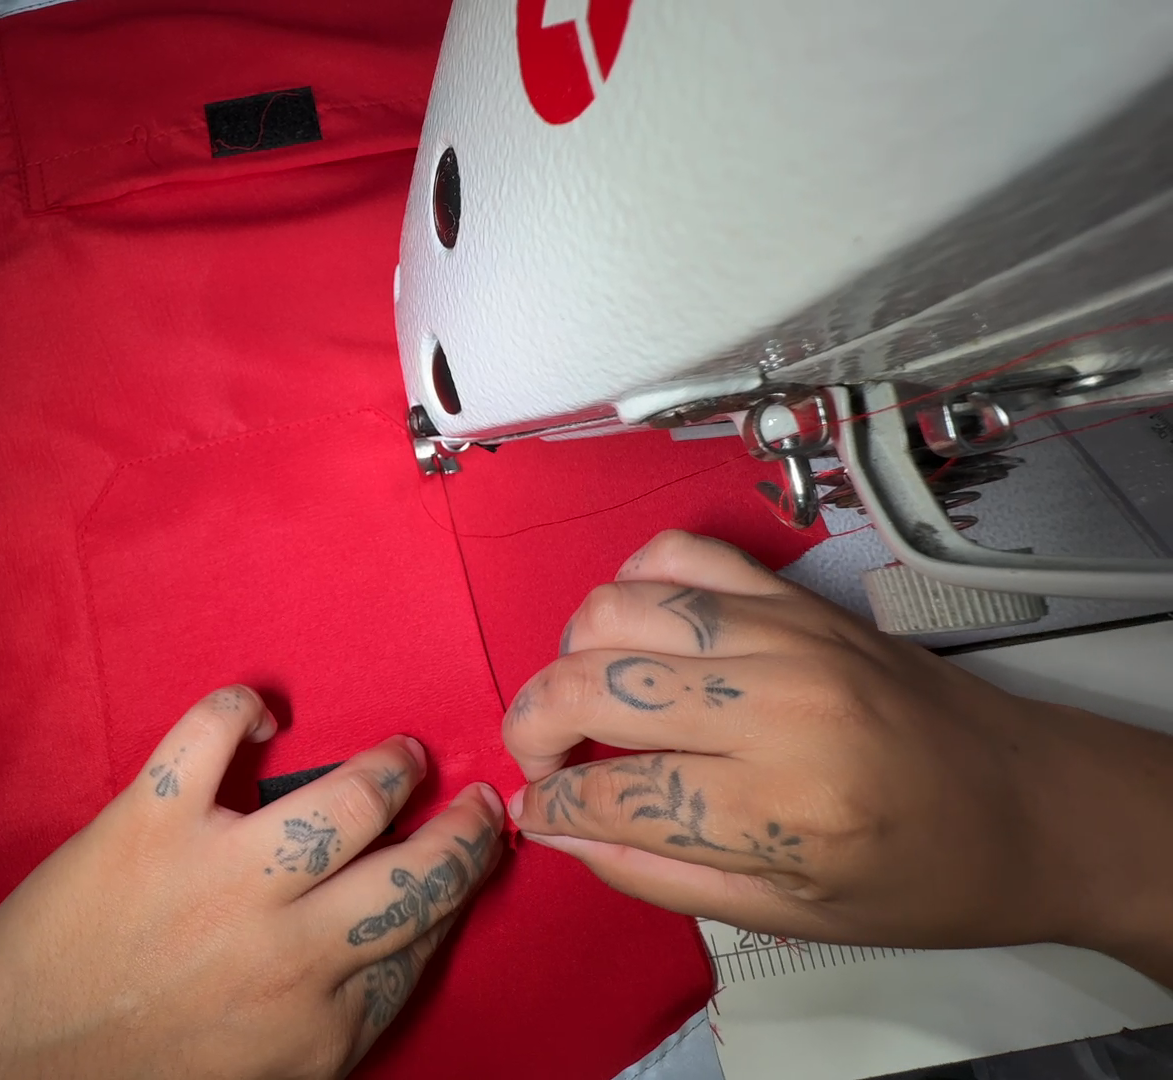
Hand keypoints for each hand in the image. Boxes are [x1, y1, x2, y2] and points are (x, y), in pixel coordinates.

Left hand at [0, 685, 505, 1078]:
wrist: (16, 1061)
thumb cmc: (142, 1068)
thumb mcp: (271, 1073)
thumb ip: (341, 1016)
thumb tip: (396, 943)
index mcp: (319, 1021)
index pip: (423, 939)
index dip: (456, 892)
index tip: (468, 857)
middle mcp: (286, 948)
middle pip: (416, 875)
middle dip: (462, 832)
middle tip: (473, 800)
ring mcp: (220, 874)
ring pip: (343, 799)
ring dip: (386, 768)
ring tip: (400, 754)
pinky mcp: (153, 820)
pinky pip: (210, 734)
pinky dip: (240, 707)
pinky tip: (261, 716)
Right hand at [500, 529, 1172, 969]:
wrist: (1042, 803)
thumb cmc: (921, 874)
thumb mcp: (789, 915)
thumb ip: (651, 874)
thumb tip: (551, 827)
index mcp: (784, 808)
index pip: (609, 794)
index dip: (550, 805)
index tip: (538, 807)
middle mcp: (775, 706)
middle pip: (588, 688)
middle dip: (530, 726)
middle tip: (539, 753)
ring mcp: (781, 633)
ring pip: (611, 611)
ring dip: (569, 657)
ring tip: (586, 692)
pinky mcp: (789, 595)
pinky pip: (672, 553)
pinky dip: (629, 583)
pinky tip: (635, 629)